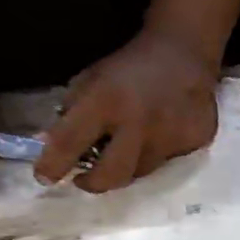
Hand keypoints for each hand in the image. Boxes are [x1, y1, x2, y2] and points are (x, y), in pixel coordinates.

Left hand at [35, 29, 218, 191]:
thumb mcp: (90, 81)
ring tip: (129, 147)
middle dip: (95, 182)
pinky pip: (170, 160)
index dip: (52, 165)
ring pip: (143, 170)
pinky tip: (163, 132)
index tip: (45, 177)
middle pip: (113, 174)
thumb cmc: (129, 67)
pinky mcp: (195, 142)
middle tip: (87, 179)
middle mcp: (139, 125)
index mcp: (104, 102)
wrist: (185, 56)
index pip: (69, 143)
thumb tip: (57, 146)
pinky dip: (159, 153)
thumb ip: (75, 114)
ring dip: (129, 164)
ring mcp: (172, 137)